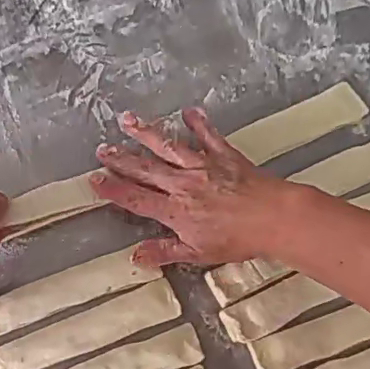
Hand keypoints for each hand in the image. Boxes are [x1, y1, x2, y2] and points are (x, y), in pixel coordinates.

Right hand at [91, 107, 299, 267]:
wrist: (274, 217)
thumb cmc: (237, 239)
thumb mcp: (197, 253)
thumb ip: (164, 251)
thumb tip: (135, 257)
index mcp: (174, 210)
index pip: (135, 198)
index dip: (113, 189)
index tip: (94, 179)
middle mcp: (183, 184)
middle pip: (145, 169)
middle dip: (121, 159)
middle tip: (101, 149)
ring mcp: (202, 167)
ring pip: (168, 147)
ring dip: (146, 133)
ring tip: (127, 121)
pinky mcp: (224, 156)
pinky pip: (208, 136)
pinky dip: (198, 123)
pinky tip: (188, 111)